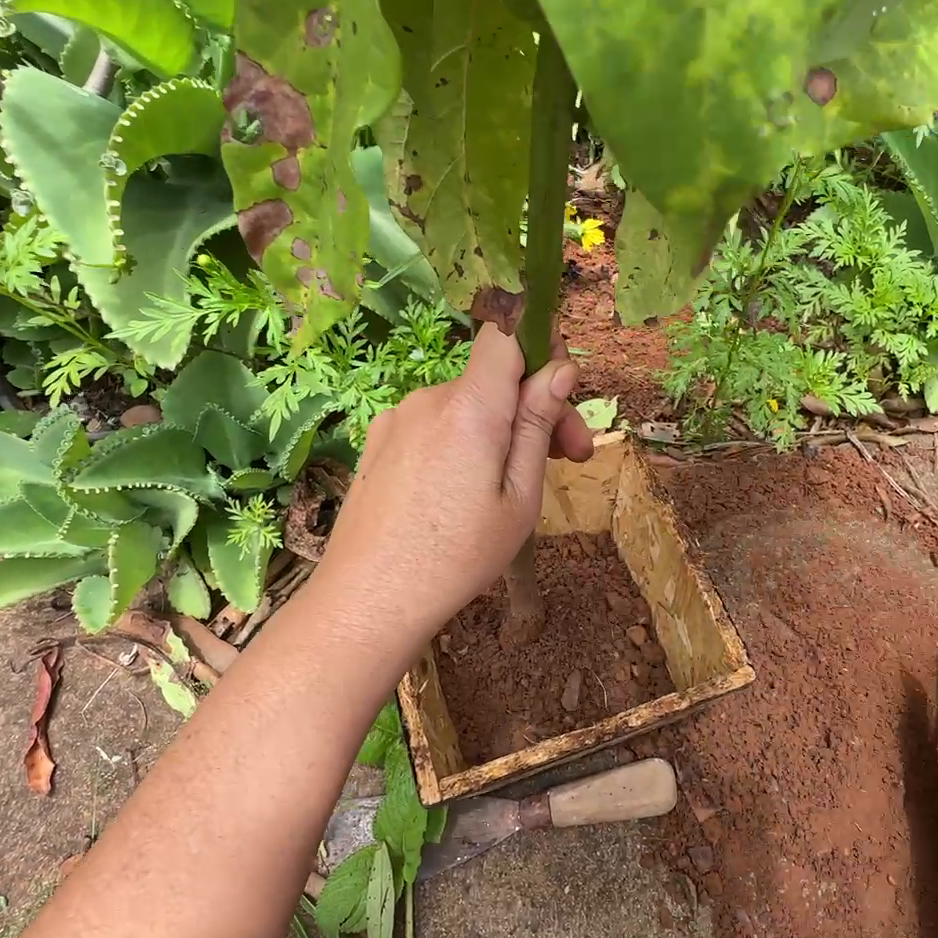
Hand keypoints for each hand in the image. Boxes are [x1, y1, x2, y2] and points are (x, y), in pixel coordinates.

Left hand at [311, 324, 594, 648]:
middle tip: (569, 461)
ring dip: (498, 432)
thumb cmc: (459, 556)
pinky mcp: (379, 443)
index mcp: (469, 408)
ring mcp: (396, 419)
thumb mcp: (520, 497)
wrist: (368, 601)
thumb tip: (560, 368)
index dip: (538, 348)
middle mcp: (427, 399)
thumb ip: (538, 426)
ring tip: (512, 489)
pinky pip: (435, 426)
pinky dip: (461, 444)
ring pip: (465, 406)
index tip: (563, 395)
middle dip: (535, 411)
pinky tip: (463, 494)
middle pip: (493, 380)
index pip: (504, 336)